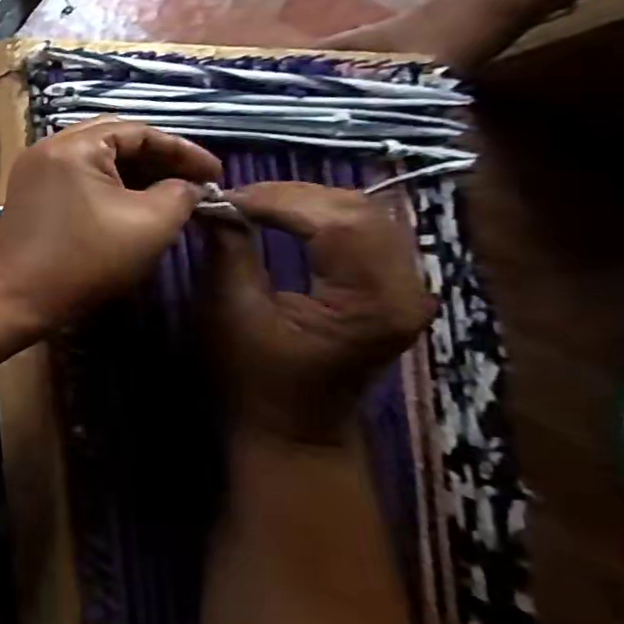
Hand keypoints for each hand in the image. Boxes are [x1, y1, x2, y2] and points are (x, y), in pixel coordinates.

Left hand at [0, 118, 220, 331]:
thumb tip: (190, 185)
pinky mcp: (29, 192)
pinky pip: (76, 175)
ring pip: (94, 157)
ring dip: (134, 171)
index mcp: (73, 146)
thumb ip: (180, 193)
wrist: (18, 296)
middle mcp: (47, 147)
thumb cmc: (87, 258)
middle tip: (193, 180)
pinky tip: (135, 202)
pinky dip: (108, 184)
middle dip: (158, 157)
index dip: (183, 150)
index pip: (139, 130)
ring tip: (171, 192)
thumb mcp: (150, 223)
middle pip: (114, 138)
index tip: (216, 174)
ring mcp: (33, 170)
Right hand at [203, 183, 435, 443]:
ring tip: (253, 204)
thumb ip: (229, 251)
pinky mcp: (395, 287)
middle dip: (290, 194)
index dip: (276, 199)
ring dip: (306, 200)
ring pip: (366, 213)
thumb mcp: (229, 312)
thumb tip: (214, 206)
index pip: (336, 220)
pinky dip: (320, 215)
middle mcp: (408, 288)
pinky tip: (283, 217)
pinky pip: (365, 230)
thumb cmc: (252, 379)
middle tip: (234, 199)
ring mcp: (409, 287)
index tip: (223, 198)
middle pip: (358, 210)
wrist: (292, 429)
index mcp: (372, 301)